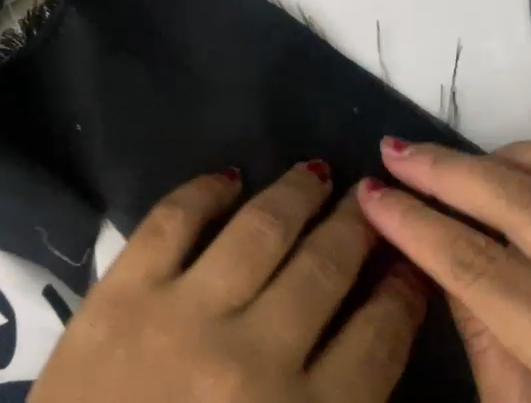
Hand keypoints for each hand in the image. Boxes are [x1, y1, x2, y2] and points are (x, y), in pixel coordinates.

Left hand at [31, 162, 428, 402]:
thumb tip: (370, 335)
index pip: (377, 339)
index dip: (400, 292)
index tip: (408, 259)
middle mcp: (254, 357)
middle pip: (324, 269)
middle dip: (357, 228)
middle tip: (370, 198)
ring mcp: (183, 315)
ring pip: (260, 230)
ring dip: (296, 195)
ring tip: (315, 173)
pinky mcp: (122, 293)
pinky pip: (173, 220)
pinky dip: (205, 190)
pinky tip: (229, 177)